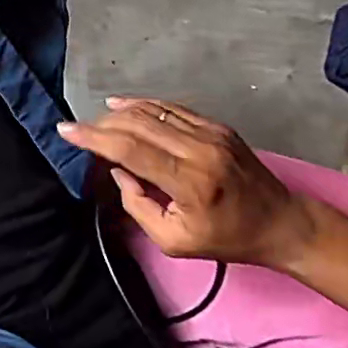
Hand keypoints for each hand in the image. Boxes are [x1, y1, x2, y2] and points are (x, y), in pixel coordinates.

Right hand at [58, 96, 319, 267]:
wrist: (282, 222)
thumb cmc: (227, 239)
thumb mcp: (174, 241)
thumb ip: (137, 206)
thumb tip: (119, 172)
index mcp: (189, 182)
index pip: (130, 149)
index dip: (93, 137)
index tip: (66, 130)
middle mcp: (200, 149)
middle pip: (138, 124)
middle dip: (102, 124)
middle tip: (81, 131)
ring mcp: (211, 133)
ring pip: (153, 111)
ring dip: (120, 112)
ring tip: (97, 120)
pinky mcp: (218, 126)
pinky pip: (172, 109)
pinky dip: (144, 106)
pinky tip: (124, 106)